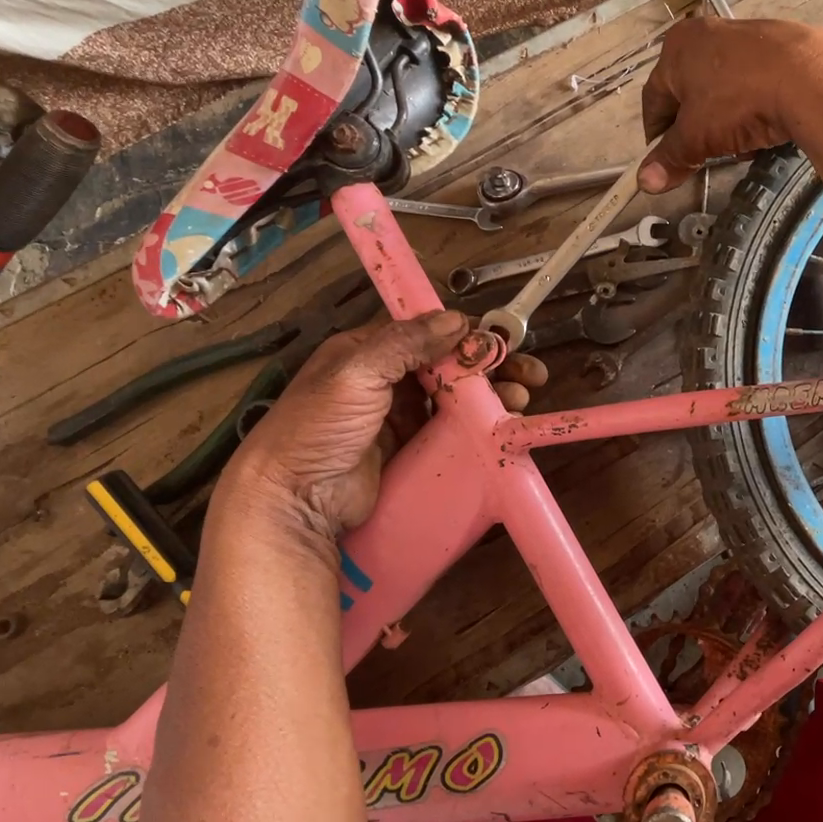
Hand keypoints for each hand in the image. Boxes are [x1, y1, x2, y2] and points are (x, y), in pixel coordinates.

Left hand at [216, 311, 546, 541]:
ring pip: (458, 396)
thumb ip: (405, 343)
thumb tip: (457, 319)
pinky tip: (503, 426)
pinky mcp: (413, 450)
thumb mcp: (355, 373)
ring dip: (493, 394)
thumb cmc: (317, 428)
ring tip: (521, 399)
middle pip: (450, 363)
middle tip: (529, 373)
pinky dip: (481, 425)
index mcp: (367, 353)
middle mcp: (387, 380)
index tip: (502, 341)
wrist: (293, 502)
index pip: (426, 330)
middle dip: (491, 364)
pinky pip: (453, 431)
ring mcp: (401, 417)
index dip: (466, 333)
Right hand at [636, 17, 822, 193]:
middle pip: (691, 94)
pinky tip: (764, 129)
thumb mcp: (698, 136)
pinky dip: (753, 109)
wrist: (808, 79)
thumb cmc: (738, 100)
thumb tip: (646, 181)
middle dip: (695, 130)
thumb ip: (671, 157)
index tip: (663, 162)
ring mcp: (745, 37)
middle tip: (702, 157)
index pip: (654, 98)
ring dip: (725, 122)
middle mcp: (707, 33)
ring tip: (738, 147)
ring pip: (724, 90)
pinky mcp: (779, 48)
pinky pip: (755, 85)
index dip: (656, 135)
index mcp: (677, 48)